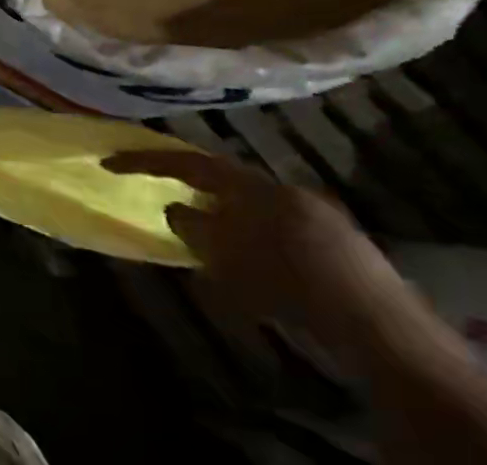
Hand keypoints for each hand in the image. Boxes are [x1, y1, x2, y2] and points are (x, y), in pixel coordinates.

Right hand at [104, 150, 422, 346]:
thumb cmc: (283, 282)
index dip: (144, 161)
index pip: (186, 161)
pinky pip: (280, 227)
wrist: (376, 326)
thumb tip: (176, 208)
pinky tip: (253, 263)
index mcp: (250, 184)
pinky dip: (254, 236)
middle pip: (224, 179)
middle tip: (165, 194)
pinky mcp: (339, 244)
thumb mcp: (221, 257)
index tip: (110, 162)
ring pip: (253, 204)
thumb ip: (191, 226)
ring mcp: (316, 213)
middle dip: (192, 187)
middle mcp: (283, 188)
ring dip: (224, 215)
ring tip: (207, 236)